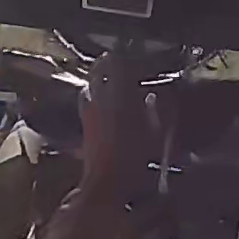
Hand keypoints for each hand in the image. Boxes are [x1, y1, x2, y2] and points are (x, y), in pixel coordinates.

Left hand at [79, 49, 153, 197]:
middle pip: (100, 69)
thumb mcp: (154, 135)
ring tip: (110, 78)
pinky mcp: (83, 121)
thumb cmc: (134, 158)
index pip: (120, 64)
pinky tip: (102, 101)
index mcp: (121, 95)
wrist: (105, 183)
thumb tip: (150, 97)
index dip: (127, 56)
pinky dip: (94, 94)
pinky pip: (87, 99)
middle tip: (120, 61)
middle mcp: (102, 97)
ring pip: (92, 83)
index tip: (136, 55)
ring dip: (100, 77)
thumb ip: (153, 112)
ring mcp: (89, 108)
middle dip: (110, 62)